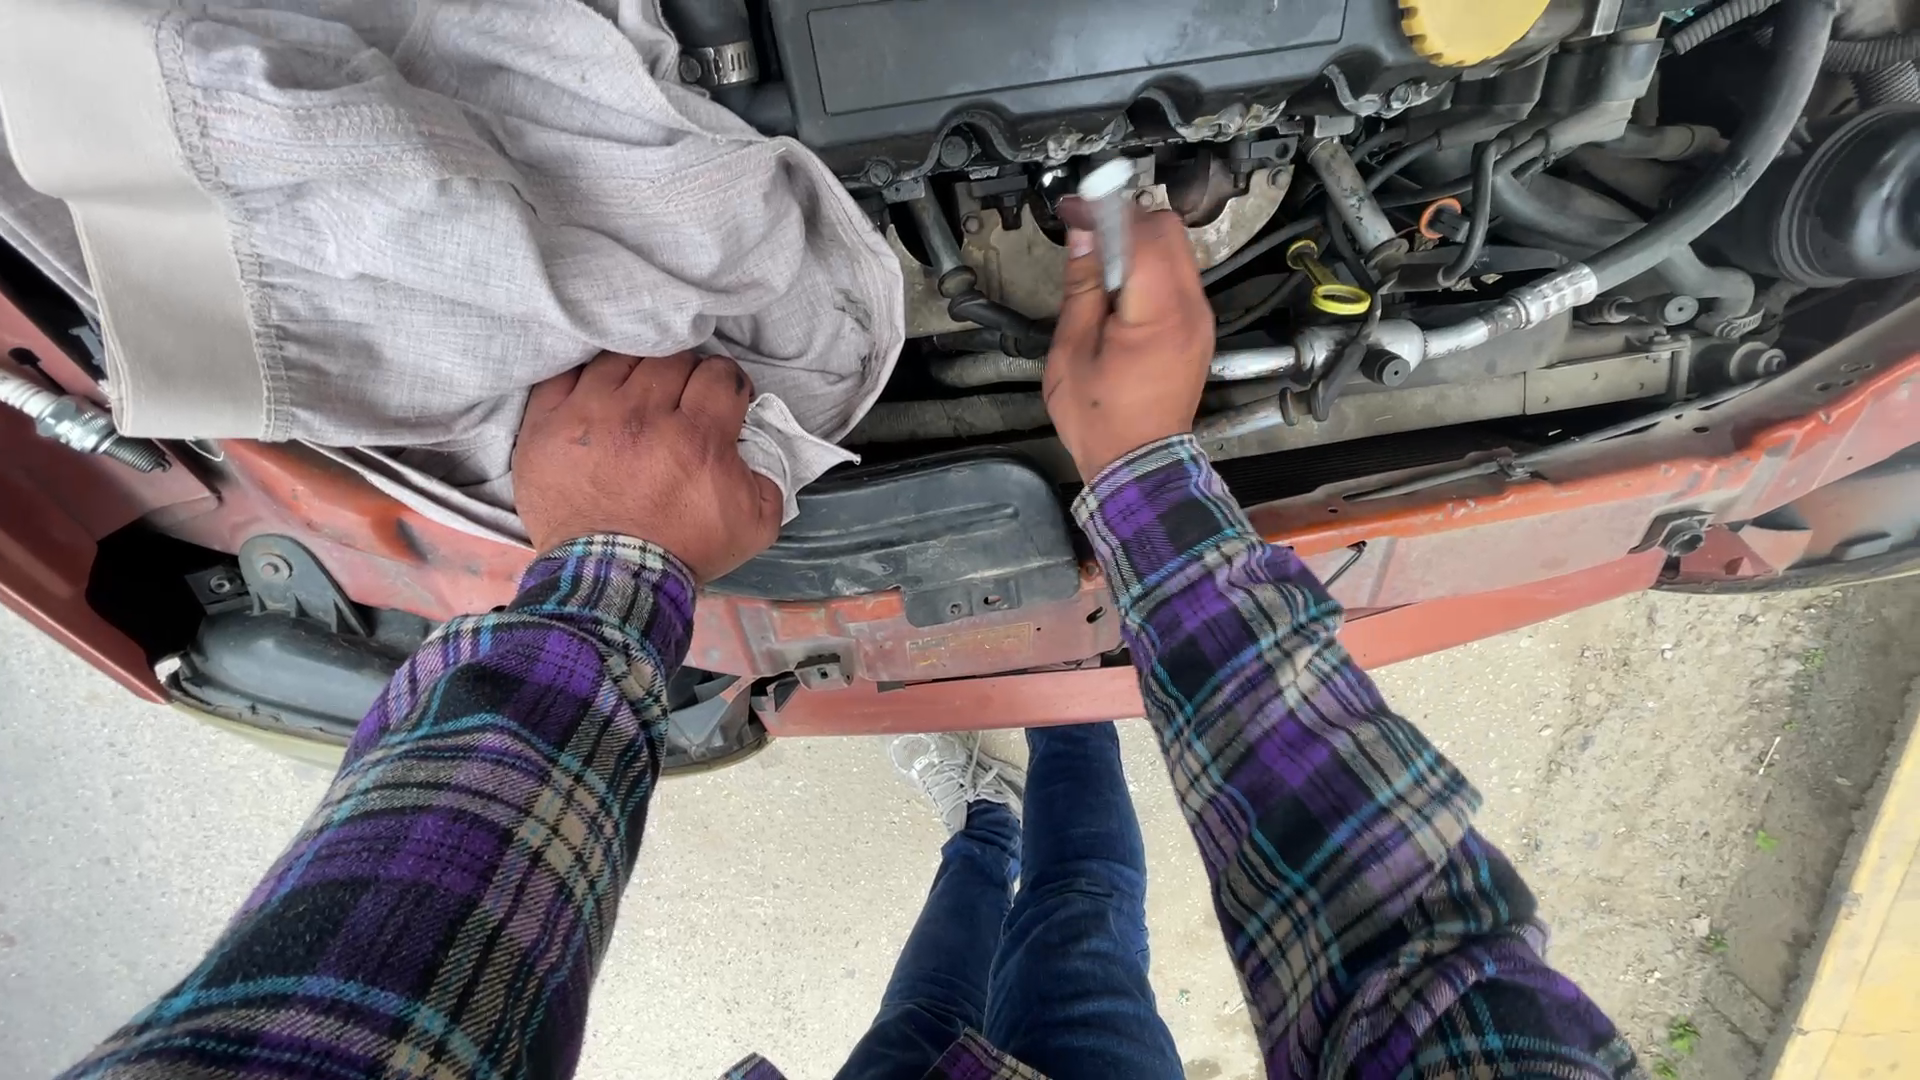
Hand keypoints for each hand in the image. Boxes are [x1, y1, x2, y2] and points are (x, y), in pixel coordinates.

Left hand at [513, 351, 782, 581]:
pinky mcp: (547, 423)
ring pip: (622, 357)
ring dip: (640, 370)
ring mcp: (590, 414)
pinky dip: (588, 376)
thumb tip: (756, 450)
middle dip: (688, 374)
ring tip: (641, 396)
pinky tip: (600, 394)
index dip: (728, 383)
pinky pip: (566, 372)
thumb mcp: (756, 526)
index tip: (724, 401)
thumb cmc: (686, 551)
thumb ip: (769, 479)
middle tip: (684, 400)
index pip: (720, 374)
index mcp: (698, 437)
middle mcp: (644, 416)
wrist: (614, 578)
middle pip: (673, 358)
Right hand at [1044, 205, 1214, 482]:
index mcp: (1159, 315)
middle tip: (1085, 234)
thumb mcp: (1072, 352)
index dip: (1104, 212)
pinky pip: (1179, 280)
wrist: (1138, 465)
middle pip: (1168, 231)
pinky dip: (1150, 270)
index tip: (1075, 210)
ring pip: (1176, 252)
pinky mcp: (1198, 331)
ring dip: (1138, 245)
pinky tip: (1120, 291)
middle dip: (1124, 222)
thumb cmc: (1101, 422)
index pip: (1142, 233)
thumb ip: (1082, 287)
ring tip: (1099, 268)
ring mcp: (1200, 321)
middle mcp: (1191, 311)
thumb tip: (1083, 237)